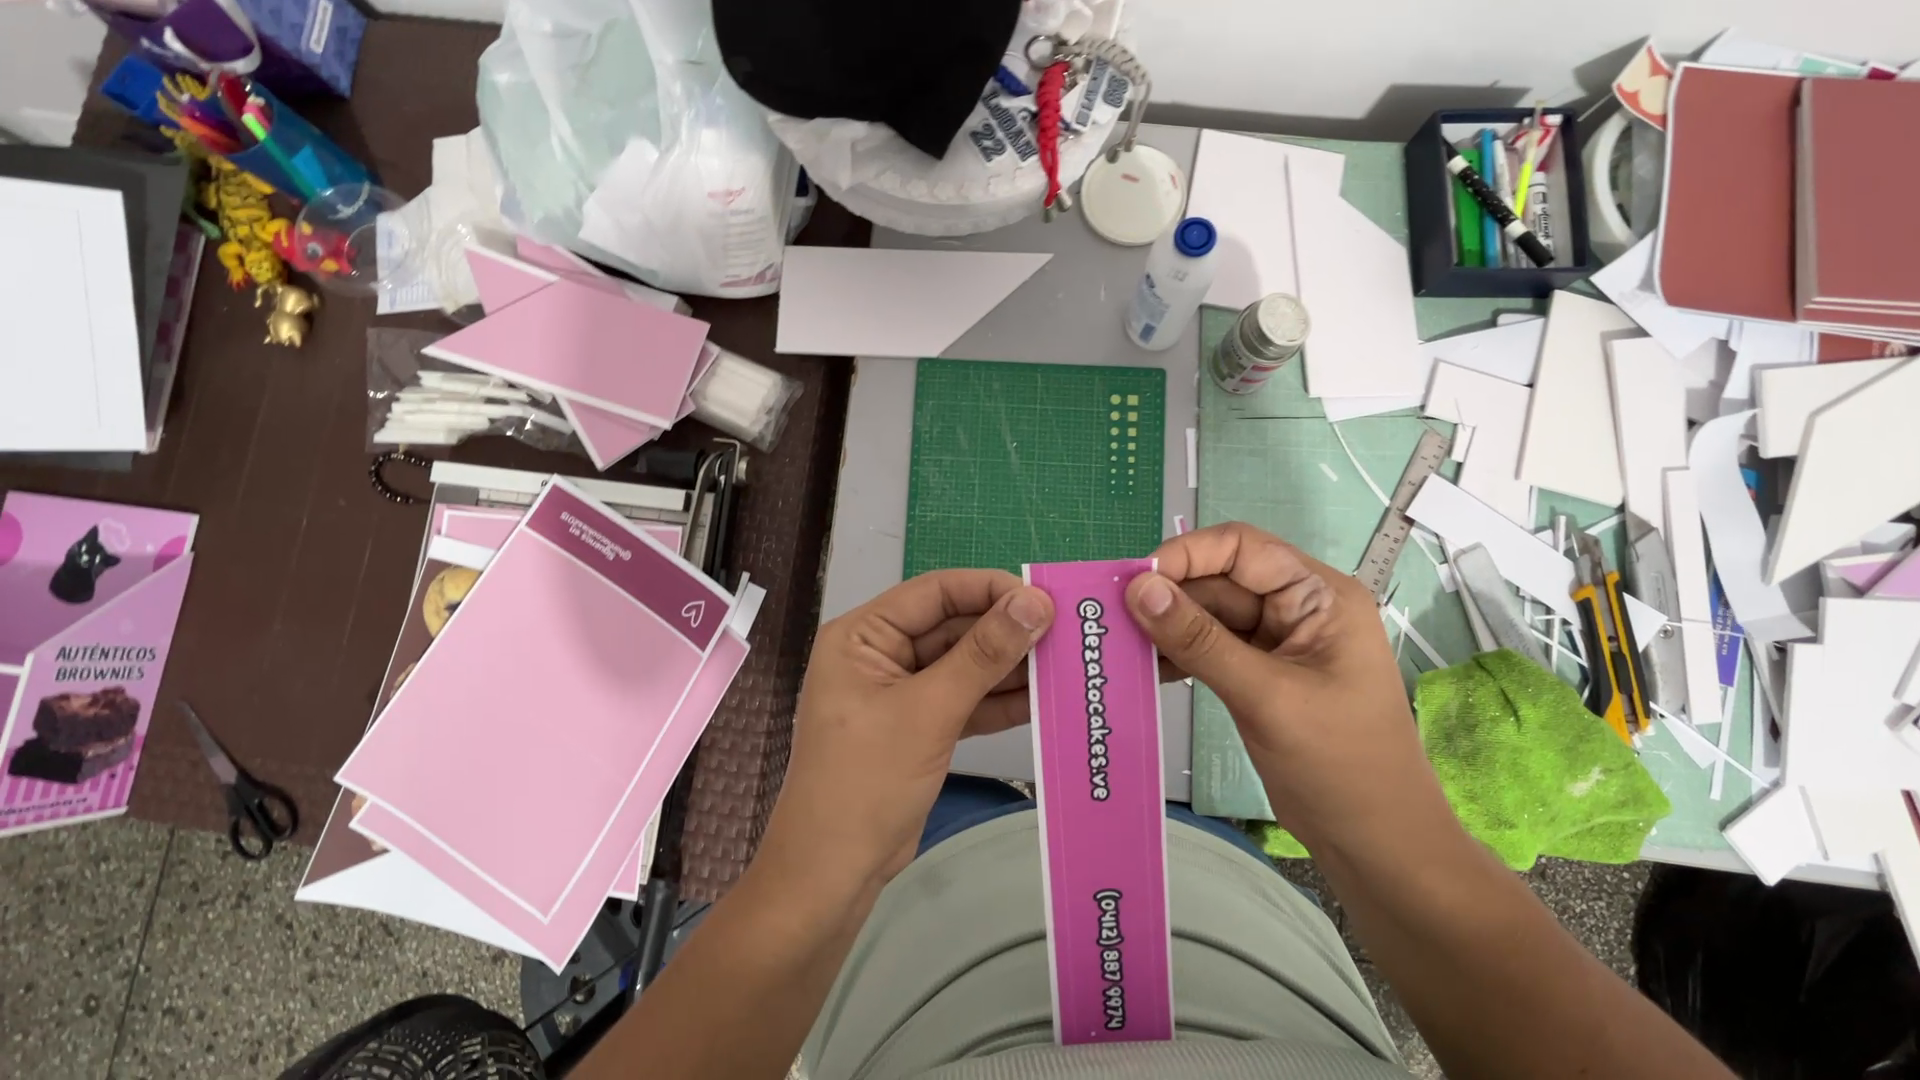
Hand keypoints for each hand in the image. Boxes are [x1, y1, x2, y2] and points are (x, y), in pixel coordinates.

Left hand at [760, 569, 1054, 888]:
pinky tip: (1042, 699)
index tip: (1045, 599)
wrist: (834, 871)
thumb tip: (1034, 602)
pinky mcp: (919, 728)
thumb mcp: (929, 711)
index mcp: (862, 636)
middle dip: (1006, 631)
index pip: (935, 592)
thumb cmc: (867, 781)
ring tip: (1065, 663)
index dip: (990, 590)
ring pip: (964, 666)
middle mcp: (880, 655)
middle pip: (953, 627)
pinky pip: (965, 701)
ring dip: (1009, 667)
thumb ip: (983, 654)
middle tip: (1068, 633)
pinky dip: (998, 701)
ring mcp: (900, 693)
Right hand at [1123, 523, 1448, 853]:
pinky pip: (1210, 649)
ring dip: (1168, 627)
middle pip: (1220, 581)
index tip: (1134, 582)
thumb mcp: (1266, 696)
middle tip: (1112, 618)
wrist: (1375, 841)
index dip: (1186, 555)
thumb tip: (1139, 589)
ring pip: (1209, 616)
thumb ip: (1199, 640)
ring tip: (1122, 644)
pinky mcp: (1260, 676)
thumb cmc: (1339, 763)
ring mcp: (1277, 644)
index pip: (1242, 548)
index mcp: (1318, 596)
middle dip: (1169, 596)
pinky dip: (1178, 655)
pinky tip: (1146, 669)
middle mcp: (1298, 608)